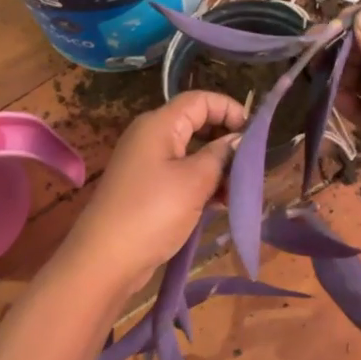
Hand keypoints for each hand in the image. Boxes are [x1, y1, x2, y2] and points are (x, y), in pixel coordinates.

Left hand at [56, 90, 245, 289]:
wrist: (105, 259)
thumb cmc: (152, 212)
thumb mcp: (194, 181)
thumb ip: (220, 155)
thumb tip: (237, 140)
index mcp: (158, 124)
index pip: (200, 100)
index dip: (229, 108)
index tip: (255, 133)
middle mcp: (150, 137)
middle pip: (196, 125)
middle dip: (225, 141)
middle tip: (251, 165)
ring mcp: (147, 164)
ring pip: (191, 154)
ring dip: (217, 168)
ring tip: (238, 191)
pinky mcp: (147, 189)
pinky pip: (181, 176)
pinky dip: (202, 185)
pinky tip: (221, 204)